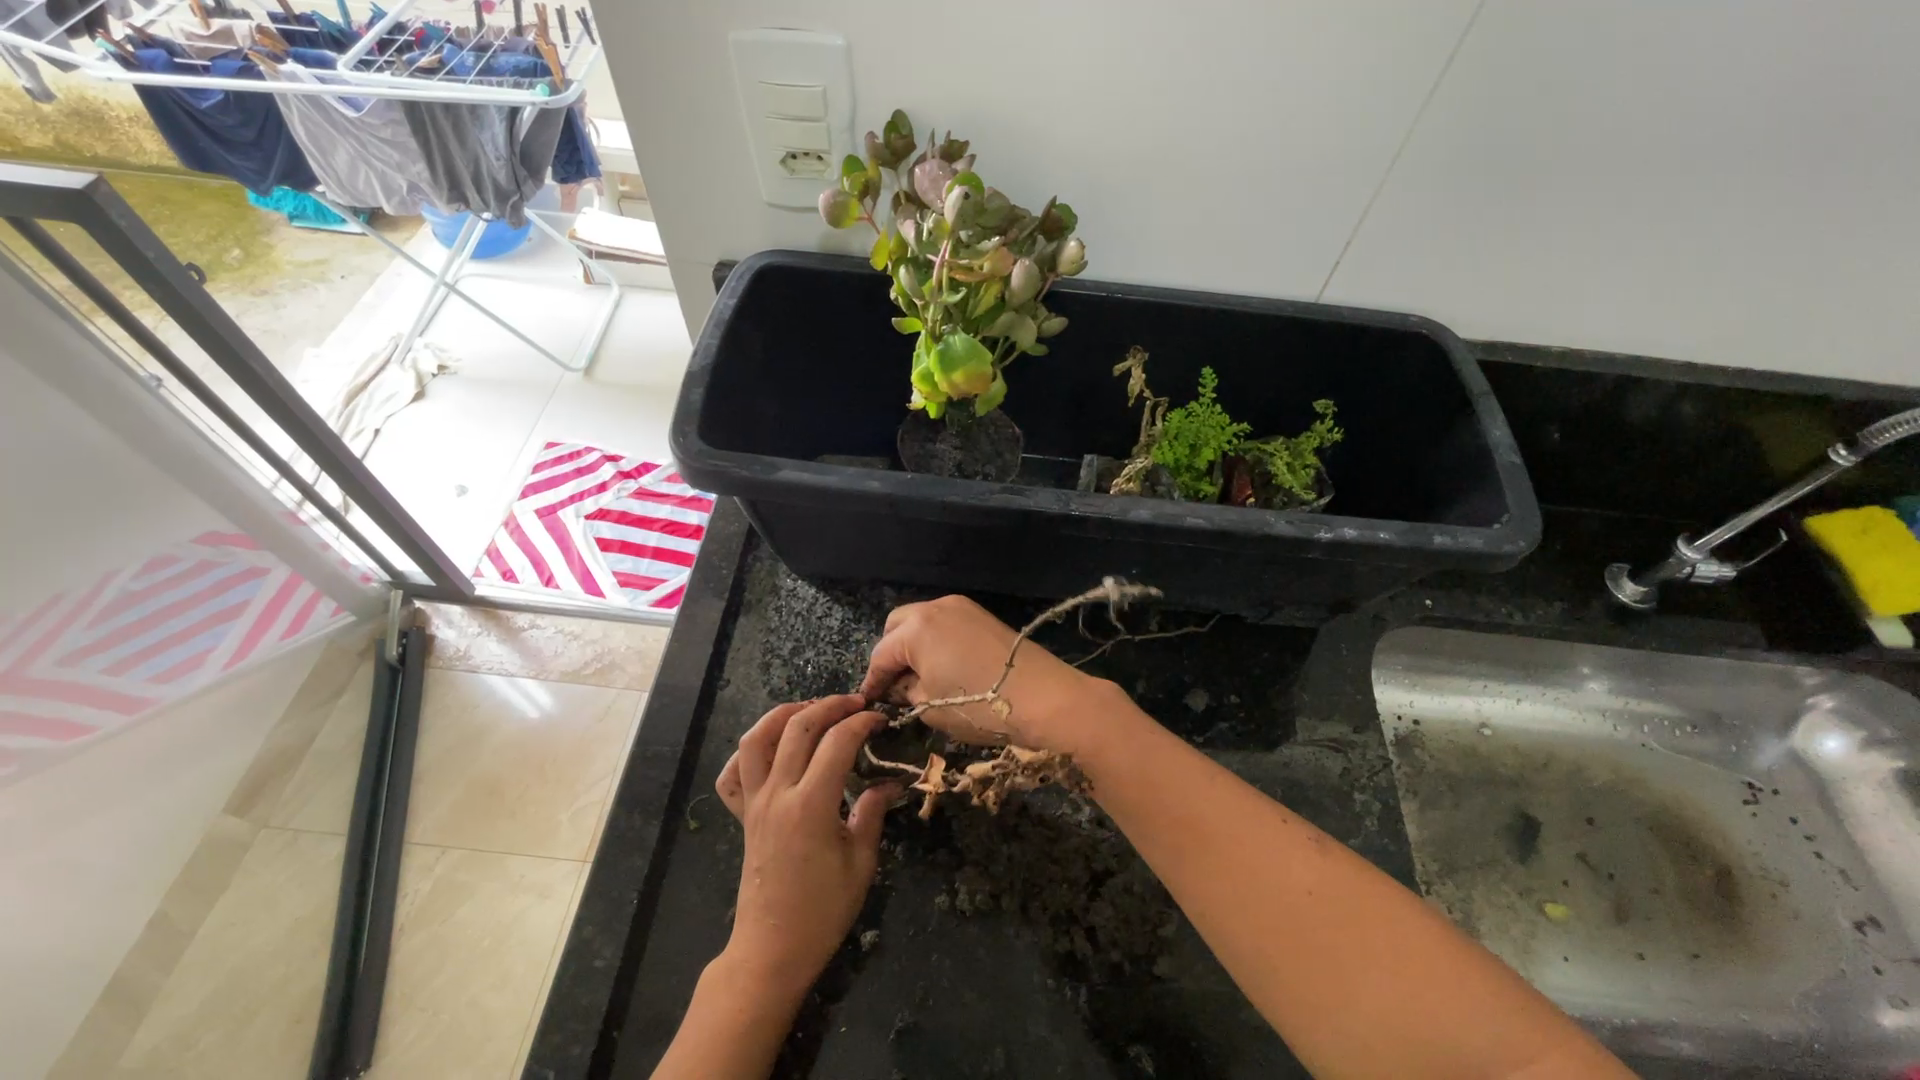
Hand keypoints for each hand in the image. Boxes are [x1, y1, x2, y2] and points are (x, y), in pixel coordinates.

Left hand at [713, 695, 898, 1000]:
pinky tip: (771, 749)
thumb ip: (872, 814)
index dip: (862, 723)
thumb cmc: (823, 911)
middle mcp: (777, 795)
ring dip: (784, 714)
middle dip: (829, 706)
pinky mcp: (743, 816)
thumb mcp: (861, 862)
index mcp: (811, 805)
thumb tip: (891, 782)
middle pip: (797, 727)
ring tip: (811, 709)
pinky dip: (748, 752)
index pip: (837, 742)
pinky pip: (732, 774)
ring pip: (757, 739)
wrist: (773, 947)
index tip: (881, 719)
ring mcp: (754, 803)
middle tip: (855, 704)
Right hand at [859, 595, 1111, 752]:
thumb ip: (907, 693)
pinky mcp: (982, 615)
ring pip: (922, 621)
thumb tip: (899, 687)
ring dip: (913, 644)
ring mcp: (961, 607)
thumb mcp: (932, 708)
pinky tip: (944, 665)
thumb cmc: (980, 707)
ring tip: (919, 676)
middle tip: (895, 685)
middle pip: (897, 627)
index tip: (869, 700)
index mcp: (915, 630)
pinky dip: (936, 640)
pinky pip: (945, 623)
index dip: (873, 681)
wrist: (1045, 697)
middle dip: (890, 654)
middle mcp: (934, 608)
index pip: (880, 655)